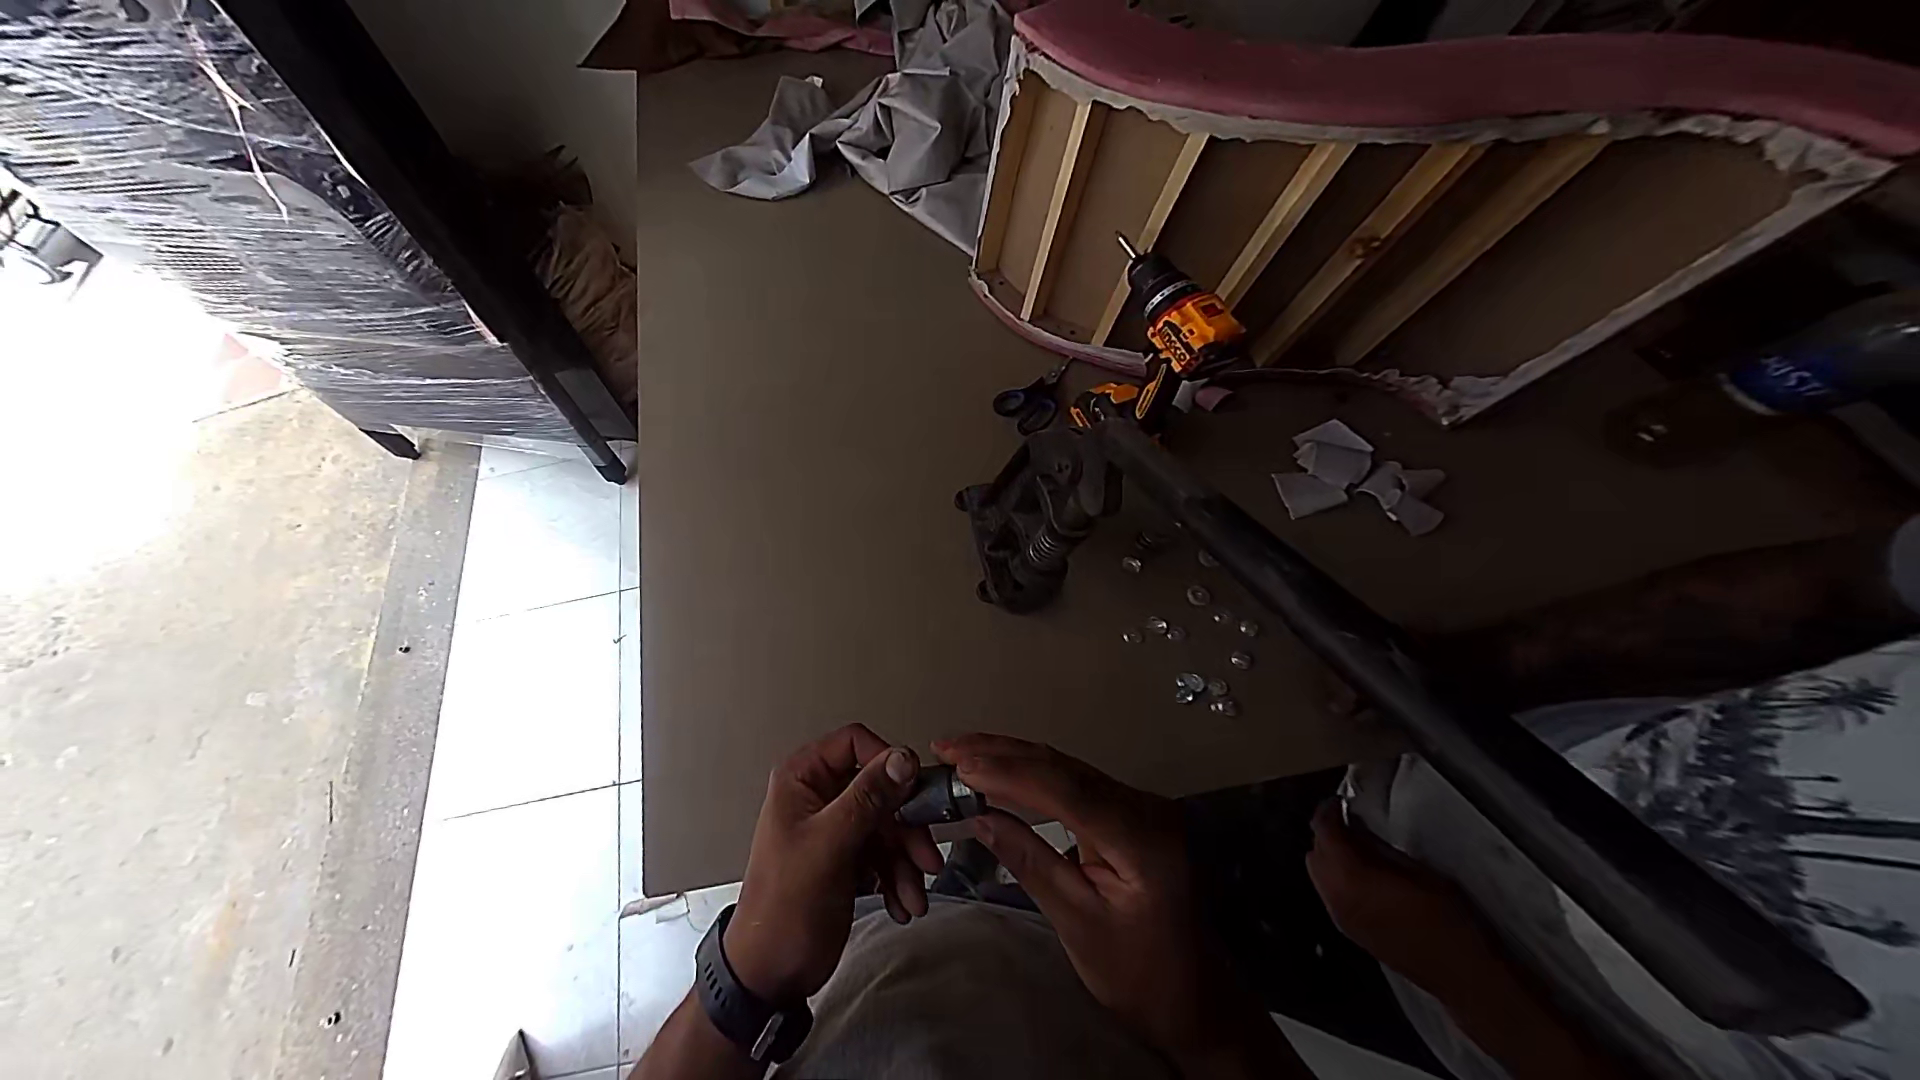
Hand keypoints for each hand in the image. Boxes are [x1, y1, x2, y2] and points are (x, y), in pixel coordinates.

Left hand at [723, 724, 943, 1005]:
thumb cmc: (784, 908)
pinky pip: (886, 851)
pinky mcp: (850, 854)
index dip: (887, 762)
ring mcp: (837, 826)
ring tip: (913, 893)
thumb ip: (867, 798)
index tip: (911, 791)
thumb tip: (902, 758)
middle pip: (881, 787)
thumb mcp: (828, 846)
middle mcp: (821, 794)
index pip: (855, 743)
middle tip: (924, 857)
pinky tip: (902, 902)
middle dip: (905, 827)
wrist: (772, 974)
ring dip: (907, 859)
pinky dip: (899, 876)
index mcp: (803, 778)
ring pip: (889, 822)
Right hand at [933, 734, 1272, 1063]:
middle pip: (1064, 767)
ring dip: (1012, 756)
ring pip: (1066, 767)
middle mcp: (1143, 808)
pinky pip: (1073, 780)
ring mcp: (1138, 805)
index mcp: (1140, 837)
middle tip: (950, 747)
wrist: (1193, 994)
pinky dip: (1031, 772)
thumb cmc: (1141, 974)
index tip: (962, 766)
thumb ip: (1030, 862)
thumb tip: (981, 817)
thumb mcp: (1078, 924)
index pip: (1066, 789)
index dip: (1010, 773)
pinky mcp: (1127, 810)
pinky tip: (1001, 767)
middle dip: (1002, 753)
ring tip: (963, 751)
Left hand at [1305, 799, 1490, 992]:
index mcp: (1350, 878)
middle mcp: (1335, 897)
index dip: (1329, 812)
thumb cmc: (1449, 919)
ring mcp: (1339, 917)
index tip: (1339, 802)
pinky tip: (1360, 874)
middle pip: (1315, 853)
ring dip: (1330, 856)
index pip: (1324, 833)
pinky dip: (1335, 877)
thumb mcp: (1417, 871)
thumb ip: (1378, 847)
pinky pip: (1328, 893)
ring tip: (1356, 847)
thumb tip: (1359, 831)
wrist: (1465, 977)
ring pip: (1317, 874)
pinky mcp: (1349, 931)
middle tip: (1350, 823)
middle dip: (1327, 834)